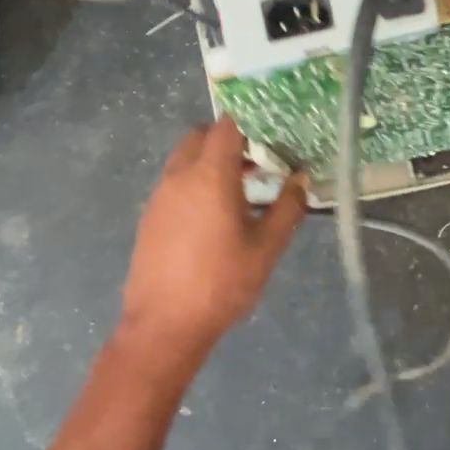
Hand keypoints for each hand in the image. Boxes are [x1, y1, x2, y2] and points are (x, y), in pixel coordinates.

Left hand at [120, 117, 307, 353]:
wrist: (164, 325)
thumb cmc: (222, 283)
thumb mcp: (266, 248)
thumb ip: (287, 208)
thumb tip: (300, 179)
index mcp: (210, 176)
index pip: (226, 127)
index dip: (249, 124)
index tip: (271, 135)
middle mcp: (179, 177)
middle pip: (200, 138)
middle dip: (228, 141)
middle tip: (257, 162)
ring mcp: (159, 197)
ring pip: (184, 161)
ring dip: (210, 164)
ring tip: (240, 192)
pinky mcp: (149, 217)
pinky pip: (174, 185)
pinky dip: (194, 185)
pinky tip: (214, 217)